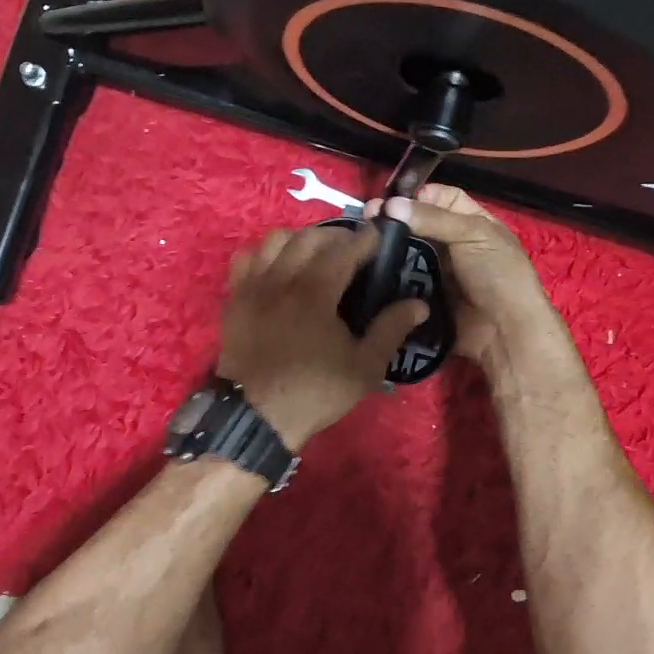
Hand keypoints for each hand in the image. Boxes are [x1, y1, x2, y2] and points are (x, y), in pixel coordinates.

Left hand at [217, 226, 428, 449]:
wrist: (256, 417)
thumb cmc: (314, 393)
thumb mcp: (364, 368)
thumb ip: (391, 329)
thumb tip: (419, 304)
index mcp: (316, 292)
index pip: (344, 250)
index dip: (365, 239)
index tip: (380, 235)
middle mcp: (282, 279)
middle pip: (309, 237)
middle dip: (335, 235)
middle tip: (352, 248)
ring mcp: (253, 287)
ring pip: (274, 241)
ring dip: (300, 239)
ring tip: (316, 254)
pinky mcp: (234, 300)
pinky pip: (246, 259)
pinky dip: (265, 255)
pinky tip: (278, 269)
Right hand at [365, 186, 557, 366]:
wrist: (503, 332)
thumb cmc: (498, 274)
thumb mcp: (473, 235)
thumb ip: (432, 218)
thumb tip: (390, 204)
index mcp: (472, 223)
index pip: (441, 197)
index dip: (418, 194)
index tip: (389, 199)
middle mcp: (453, 244)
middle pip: (418, 225)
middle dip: (394, 220)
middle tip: (366, 218)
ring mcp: (437, 271)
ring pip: (406, 252)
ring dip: (386, 247)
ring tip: (361, 242)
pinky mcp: (424, 296)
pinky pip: (401, 280)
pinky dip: (385, 274)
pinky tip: (365, 266)